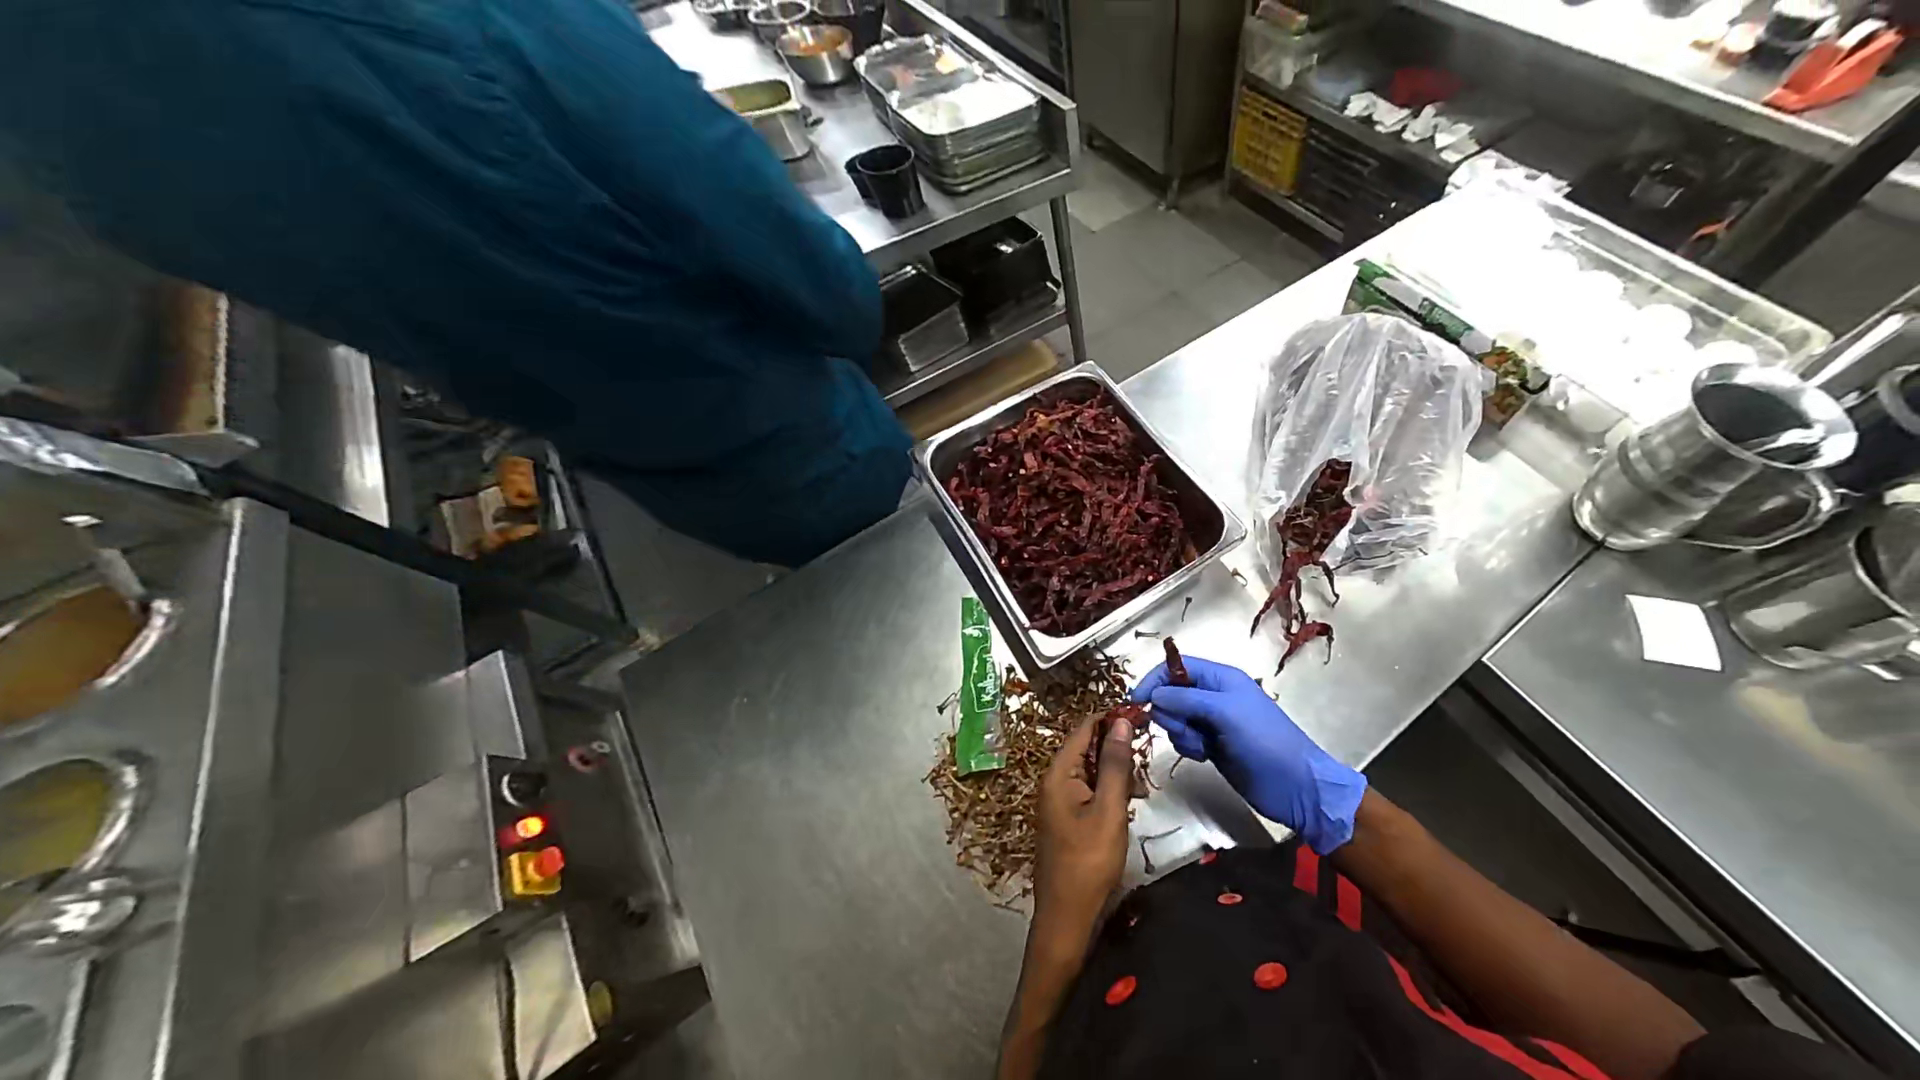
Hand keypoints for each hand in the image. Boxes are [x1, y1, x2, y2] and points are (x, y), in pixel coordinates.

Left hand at [1032, 715, 1134, 927]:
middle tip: (1147, 753)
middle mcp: (1055, 780)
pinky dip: (1110, 789)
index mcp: (1058, 773)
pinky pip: (1091, 789)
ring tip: (1141, 783)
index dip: (1111, 718)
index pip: (1083, 729)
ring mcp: (1060, 800)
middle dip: (1116, 746)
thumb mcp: (1108, 809)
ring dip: (1116, 770)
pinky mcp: (1069, 817)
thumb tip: (1121, 721)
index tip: (1141, 714)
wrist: (1068, 915)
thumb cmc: (1088, 861)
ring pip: (1091, 770)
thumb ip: (1114, 764)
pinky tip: (1130, 800)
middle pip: (1086, 747)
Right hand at [1131, 655, 1366, 853]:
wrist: (1296, 788)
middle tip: (1185, 730)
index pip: (1176, 667)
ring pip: (1175, 718)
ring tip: (1200, 746)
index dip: (1154, 680)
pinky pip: (1184, 738)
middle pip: (1171, 694)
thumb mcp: (1225, 712)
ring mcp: (1212, 721)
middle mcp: (1214, 695)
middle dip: (1170, 712)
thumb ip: (1186, 699)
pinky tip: (1203, 756)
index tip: (1137, 701)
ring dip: (1179, 732)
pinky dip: (1187, 746)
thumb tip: (1154, 695)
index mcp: (1220, 678)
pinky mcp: (1212, 745)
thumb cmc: (1265, 742)